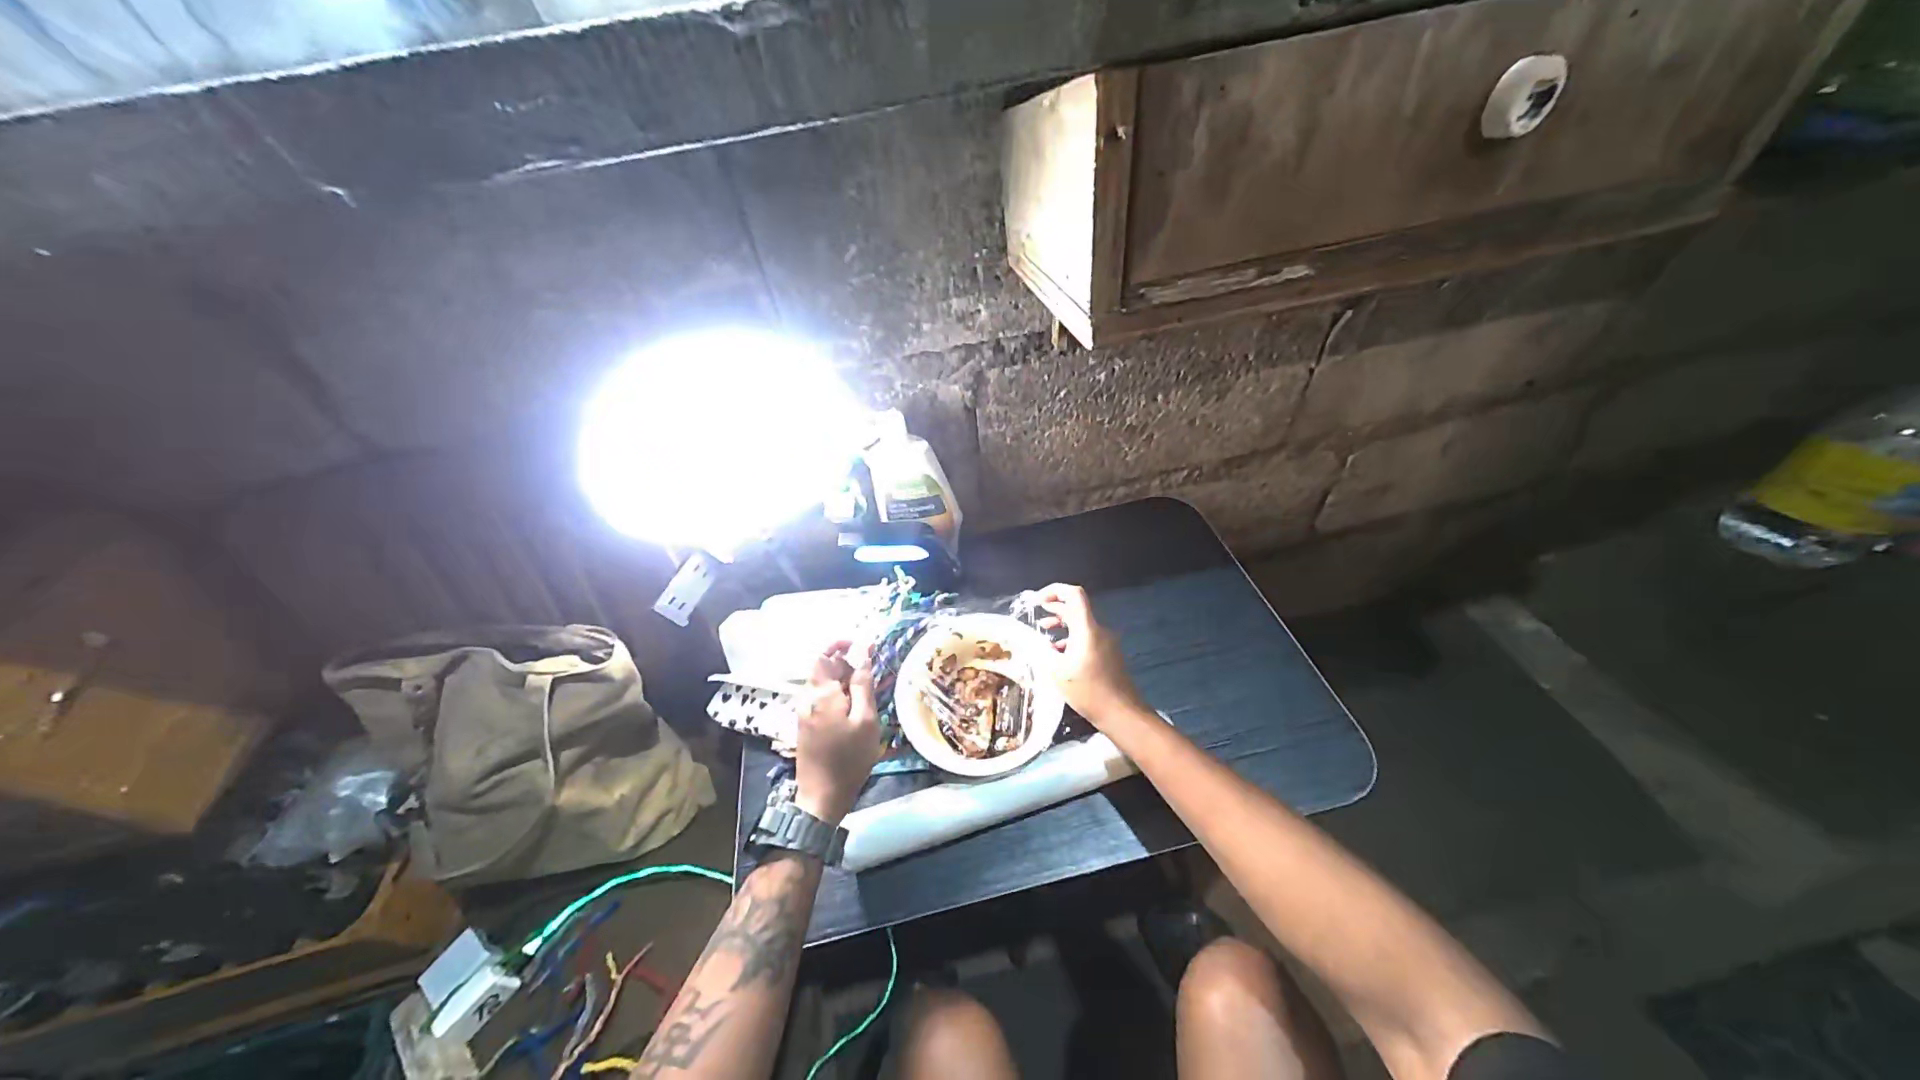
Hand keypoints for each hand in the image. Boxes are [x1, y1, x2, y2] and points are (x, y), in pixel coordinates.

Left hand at [793, 641, 884, 825]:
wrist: (821, 796)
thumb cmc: (849, 758)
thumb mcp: (866, 721)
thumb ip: (863, 686)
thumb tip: (862, 657)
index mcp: (822, 694)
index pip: (824, 655)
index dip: (840, 645)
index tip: (861, 644)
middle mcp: (807, 698)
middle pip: (822, 668)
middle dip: (844, 661)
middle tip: (869, 669)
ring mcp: (804, 712)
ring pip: (821, 683)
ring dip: (841, 678)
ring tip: (865, 688)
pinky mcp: (805, 724)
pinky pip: (820, 697)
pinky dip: (836, 693)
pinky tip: (852, 705)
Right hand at [1033, 583, 1147, 725]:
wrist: (1122, 713)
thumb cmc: (1089, 692)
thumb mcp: (1058, 672)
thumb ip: (1043, 652)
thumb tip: (1032, 641)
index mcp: (1087, 629)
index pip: (1074, 594)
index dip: (1055, 590)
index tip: (1039, 600)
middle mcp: (1099, 630)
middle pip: (1076, 609)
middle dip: (1055, 608)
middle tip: (1037, 612)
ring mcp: (1106, 642)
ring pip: (1081, 625)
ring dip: (1062, 625)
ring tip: (1044, 632)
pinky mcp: (1109, 655)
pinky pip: (1087, 638)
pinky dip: (1071, 639)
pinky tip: (1059, 654)